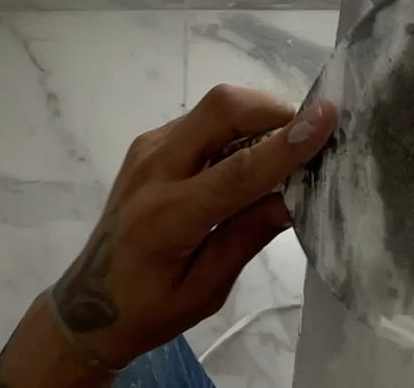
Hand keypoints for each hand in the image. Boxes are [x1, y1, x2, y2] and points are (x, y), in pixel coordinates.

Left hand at [0, 84, 337, 385]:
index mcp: (169, 216)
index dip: (285, 143)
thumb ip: (248, 238)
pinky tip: (248, 151)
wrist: (87, 299)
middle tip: (308, 130)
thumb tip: (295, 195)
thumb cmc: (149, 307)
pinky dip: (235, 123)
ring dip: (256, 113)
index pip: (238, 169)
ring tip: (285, 142)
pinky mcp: (149, 140)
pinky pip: (201, 117)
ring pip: (212, 105)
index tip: (326, 118)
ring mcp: (149, 146)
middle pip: (221, 108)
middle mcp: (156, 168)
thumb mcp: (206, 291)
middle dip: (271, 108)